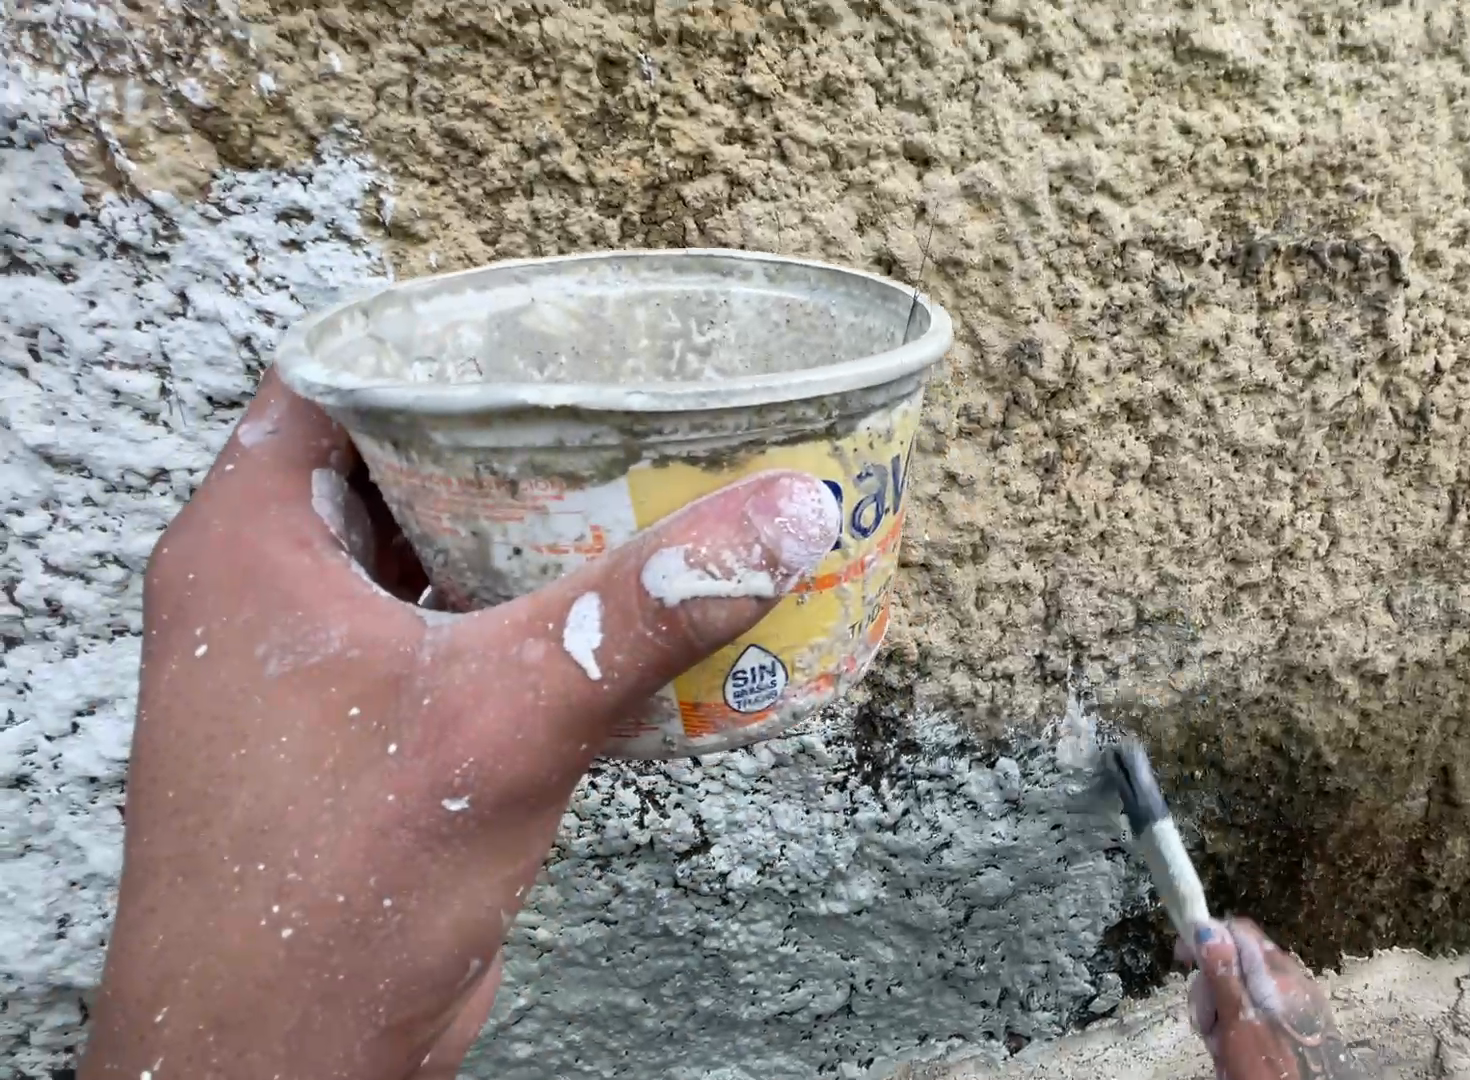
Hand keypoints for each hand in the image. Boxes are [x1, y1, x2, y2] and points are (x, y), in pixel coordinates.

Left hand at [79, 372, 841, 1079]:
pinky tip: (645, 603)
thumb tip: (787, 517)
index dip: (454, 344)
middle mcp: (293, 587)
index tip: (566, 337)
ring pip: (471, 546)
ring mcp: (353, 654)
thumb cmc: (337, 892)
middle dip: (534, 434)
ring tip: (663, 488)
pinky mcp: (411, 712)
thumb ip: (649, 609)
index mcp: (254, 545)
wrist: (299, 1060)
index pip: (348, 379)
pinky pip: (498, 622)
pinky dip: (567, 604)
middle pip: (427, 461)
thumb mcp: (511, 714)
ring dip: (562, 524)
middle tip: (644, 409)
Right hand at [1182, 918, 1366, 1079]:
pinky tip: (1232, 1051)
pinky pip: (1255, 1011)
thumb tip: (1204, 925)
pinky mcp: (1294, 1029)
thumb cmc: (1270, 1071)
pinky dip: (1237, 1025)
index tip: (1182, 960)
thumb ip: (1222, 972)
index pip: (1238, 931)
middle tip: (1204, 1021)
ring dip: (1220, 1011)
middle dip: (1210, 986)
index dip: (1206, 937)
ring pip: (1241, 989)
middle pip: (1236, 960)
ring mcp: (1294, 1006)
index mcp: (1279, 973)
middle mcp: (1290, 982)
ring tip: (1218, 1044)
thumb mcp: (1238, 1022)